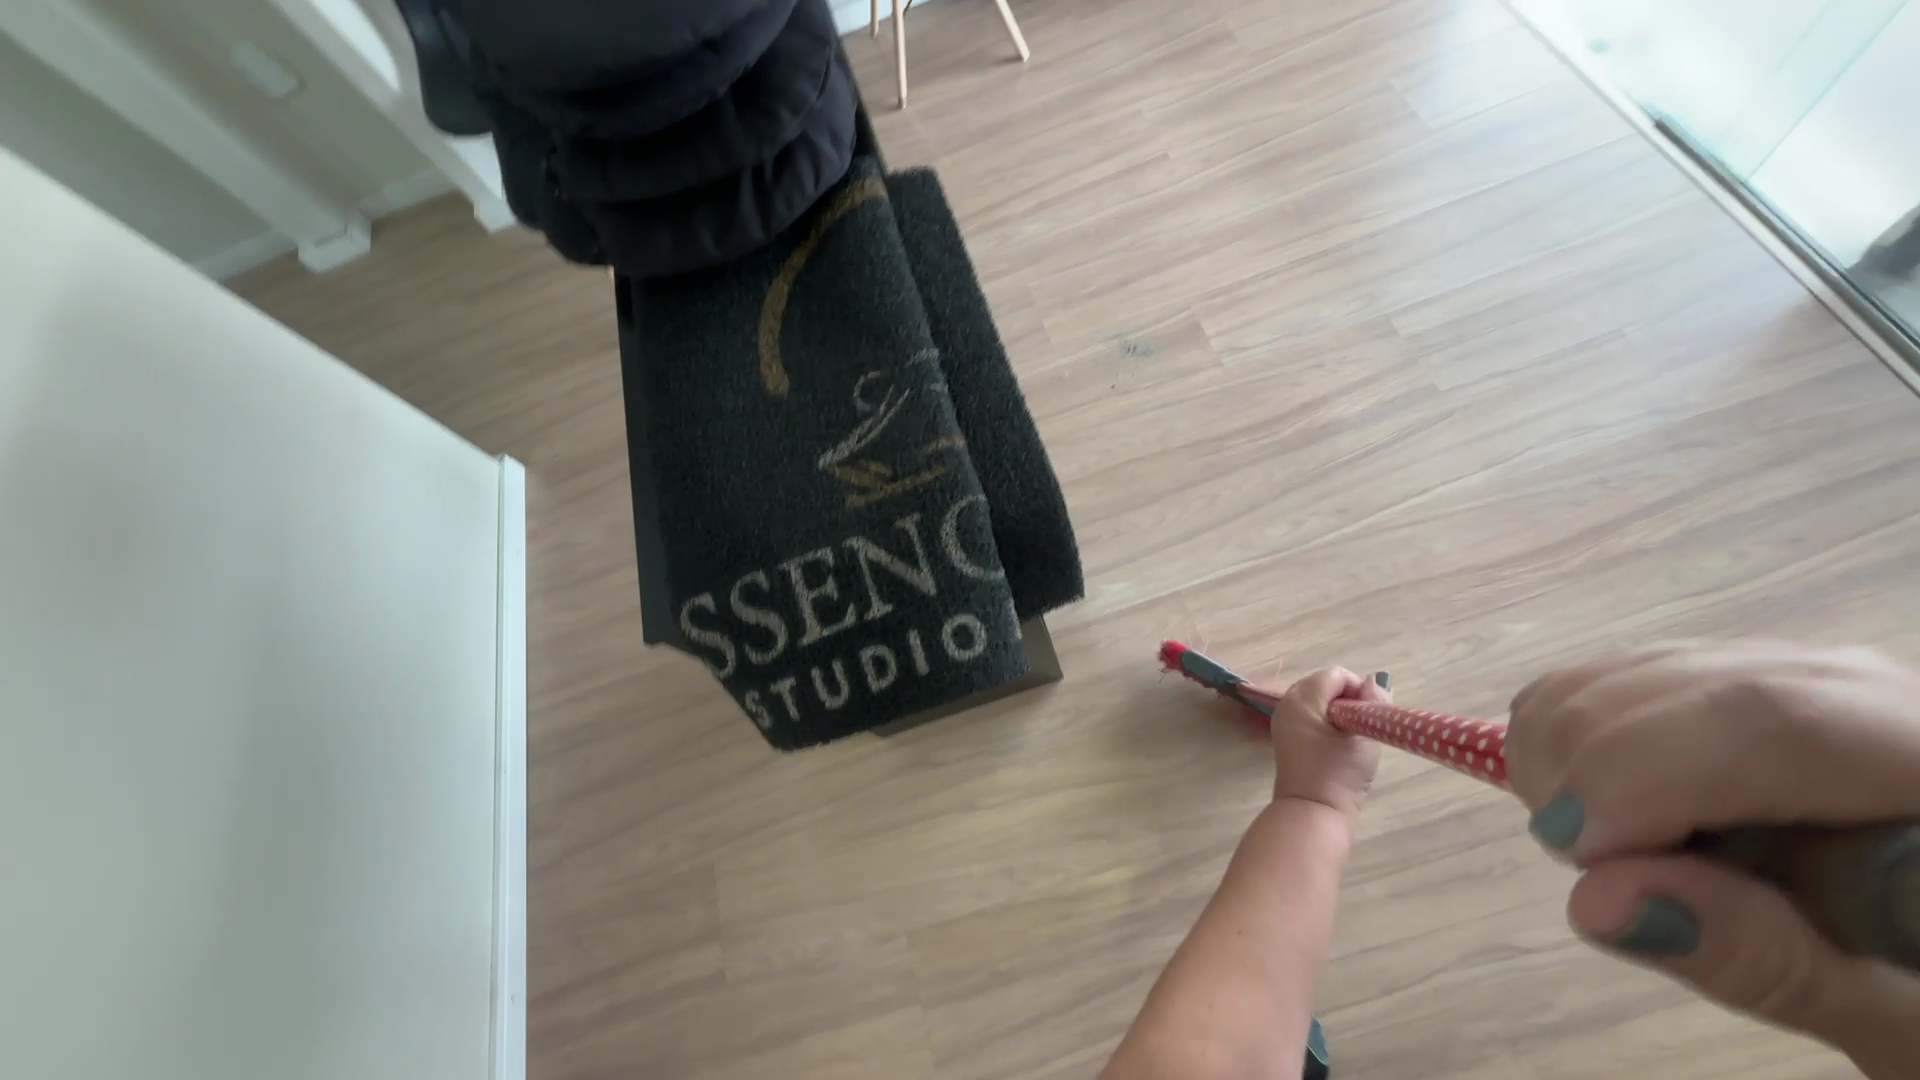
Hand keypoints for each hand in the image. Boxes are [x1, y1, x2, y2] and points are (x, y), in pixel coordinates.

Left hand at [1265, 667, 1386, 819]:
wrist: (1311, 809)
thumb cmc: (1340, 773)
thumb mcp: (1364, 738)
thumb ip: (1373, 704)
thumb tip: (1374, 682)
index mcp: (1303, 699)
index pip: (1335, 674)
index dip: (1357, 688)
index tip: (1369, 714)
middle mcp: (1286, 703)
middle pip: (1321, 683)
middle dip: (1345, 697)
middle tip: (1361, 724)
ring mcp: (1281, 718)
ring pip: (1313, 698)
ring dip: (1334, 709)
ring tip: (1350, 736)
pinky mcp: (1283, 734)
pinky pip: (1305, 713)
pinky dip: (1322, 719)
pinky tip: (1334, 743)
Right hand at [1506, 642, 1919, 1076]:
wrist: (1909, 908)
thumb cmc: (1918, 976)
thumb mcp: (1884, 1013)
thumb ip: (1763, 959)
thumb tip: (1596, 902)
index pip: (1765, 719)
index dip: (1638, 774)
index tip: (1577, 856)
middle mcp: (1846, 685)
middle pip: (1662, 687)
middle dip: (1580, 776)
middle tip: (1592, 870)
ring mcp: (1761, 664)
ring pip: (1603, 677)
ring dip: (1556, 763)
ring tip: (1606, 849)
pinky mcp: (1699, 670)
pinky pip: (1585, 680)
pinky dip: (1552, 742)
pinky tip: (1594, 807)